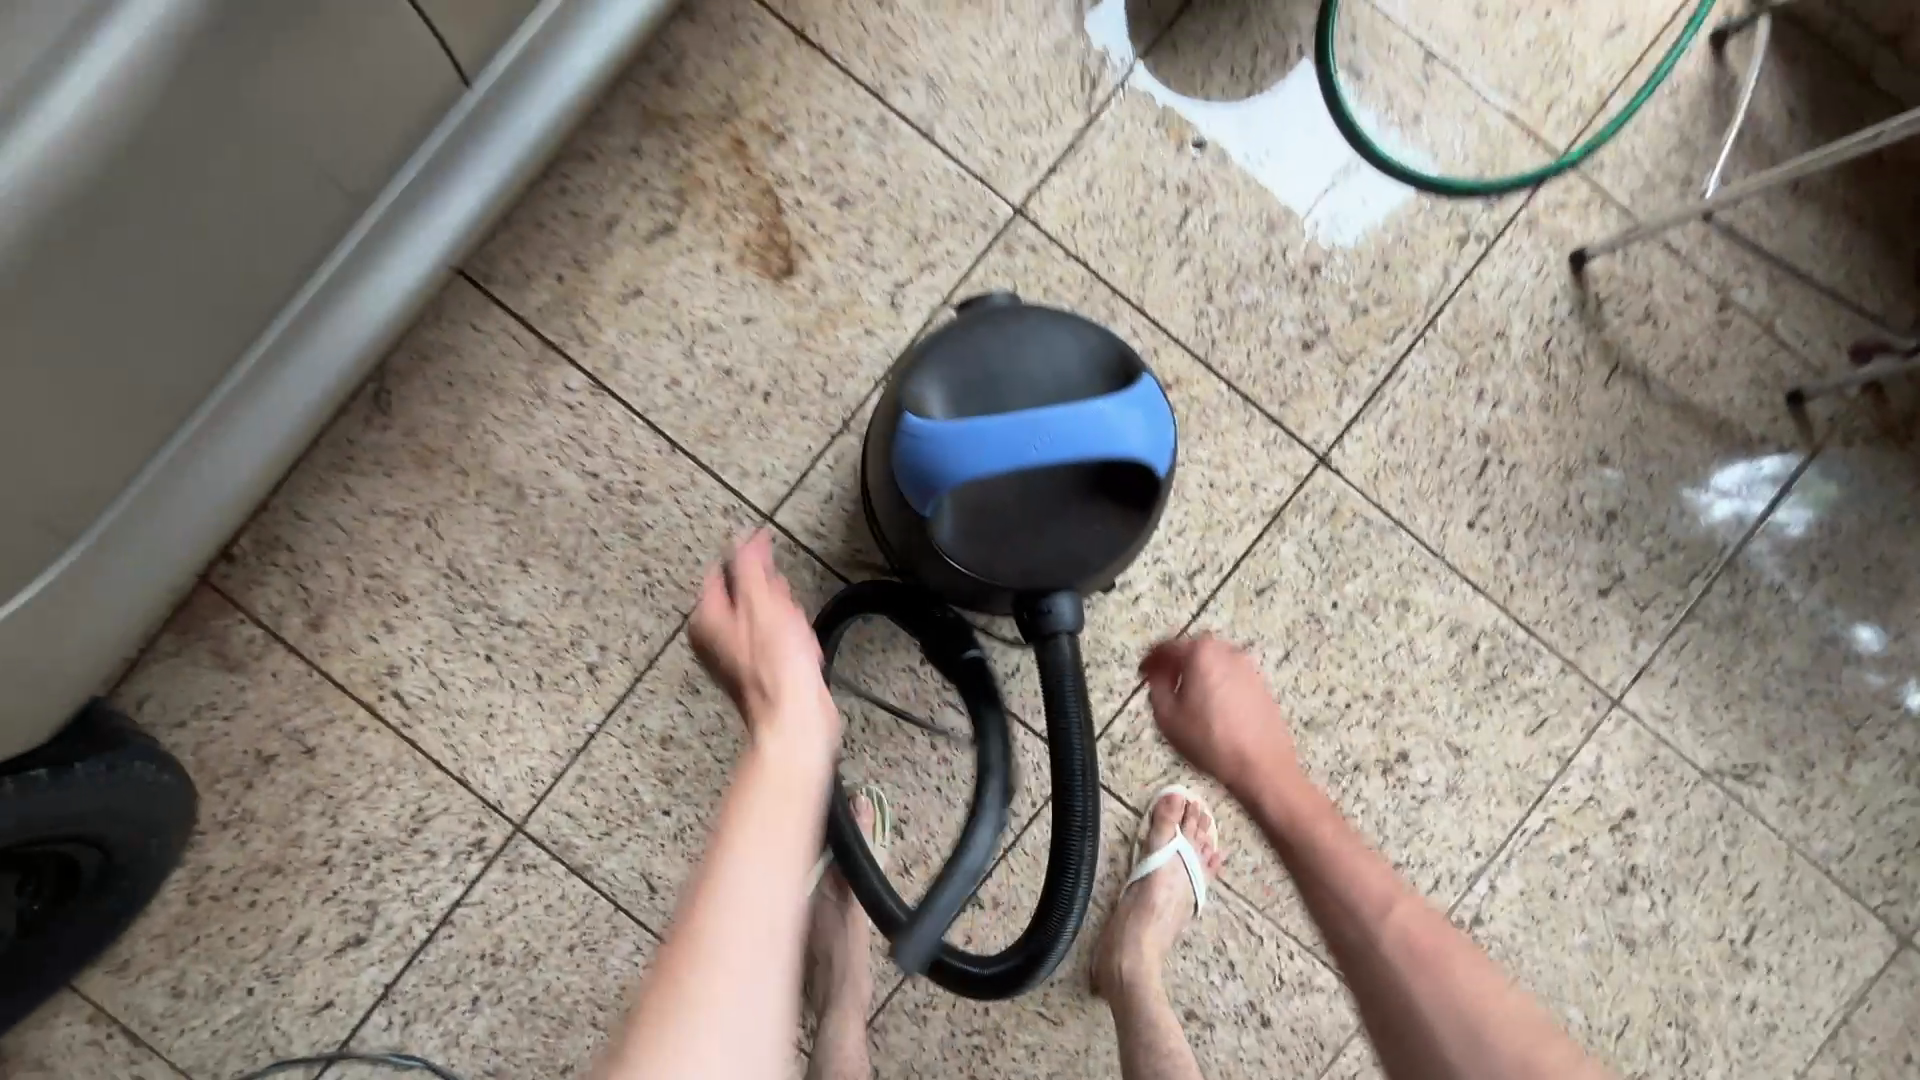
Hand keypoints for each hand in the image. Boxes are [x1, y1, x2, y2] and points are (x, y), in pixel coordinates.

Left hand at [689, 531, 838, 758]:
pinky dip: (790, 636)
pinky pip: (774, 640)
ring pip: (762, 616)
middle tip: (784, 601)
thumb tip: (744, 538)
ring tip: (796, 627)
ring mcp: (736, 657)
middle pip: (742, 594)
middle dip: (769, 592)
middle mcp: (714, 638)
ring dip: (783, 615)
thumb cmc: (777, 664)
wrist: (794, 716)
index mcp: (707, 619)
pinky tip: (802, 647)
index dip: (749, 556)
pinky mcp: (759, 671)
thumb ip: (750, 567)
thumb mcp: (762, 602)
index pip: (723, 570)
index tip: (770, 547)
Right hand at [1139, 634, 1300, 800]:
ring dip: (1197, 673)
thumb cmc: (1209, 740)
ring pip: (1213, 662)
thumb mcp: (1166, 716)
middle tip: (1162, 681)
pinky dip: (1216, 683)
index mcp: (1201, 653)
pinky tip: (1211, 706)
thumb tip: (1157, 675)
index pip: (1167, 647)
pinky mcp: (1261, 685)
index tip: (1142, 673)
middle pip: (1193, 650)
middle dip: (1175, 663)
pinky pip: (1230, 676)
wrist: (1261, 765)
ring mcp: (1248, 668)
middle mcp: (1227, 652)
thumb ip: (1156, 686)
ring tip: (1186, 696)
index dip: (1151, 660)